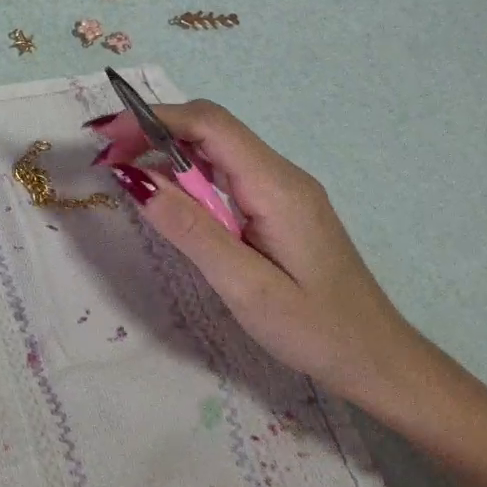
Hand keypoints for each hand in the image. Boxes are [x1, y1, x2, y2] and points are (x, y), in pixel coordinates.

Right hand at [93, 99, 421, 404]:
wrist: (383, 366)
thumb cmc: (316, 331)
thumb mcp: (244, 284)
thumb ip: (187, 227)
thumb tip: (129, 175)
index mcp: (277, 187)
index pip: (208, 124)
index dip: (150, 119)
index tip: (103, 139)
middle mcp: (280, 176)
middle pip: (207, 126)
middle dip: (148, 130)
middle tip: (105, 159)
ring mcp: (280, 190)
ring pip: (211, 145)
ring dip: (161, 149)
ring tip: (121, 174)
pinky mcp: (275, 206)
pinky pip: (220, 169)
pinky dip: (181, 170)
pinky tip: (162, 196)